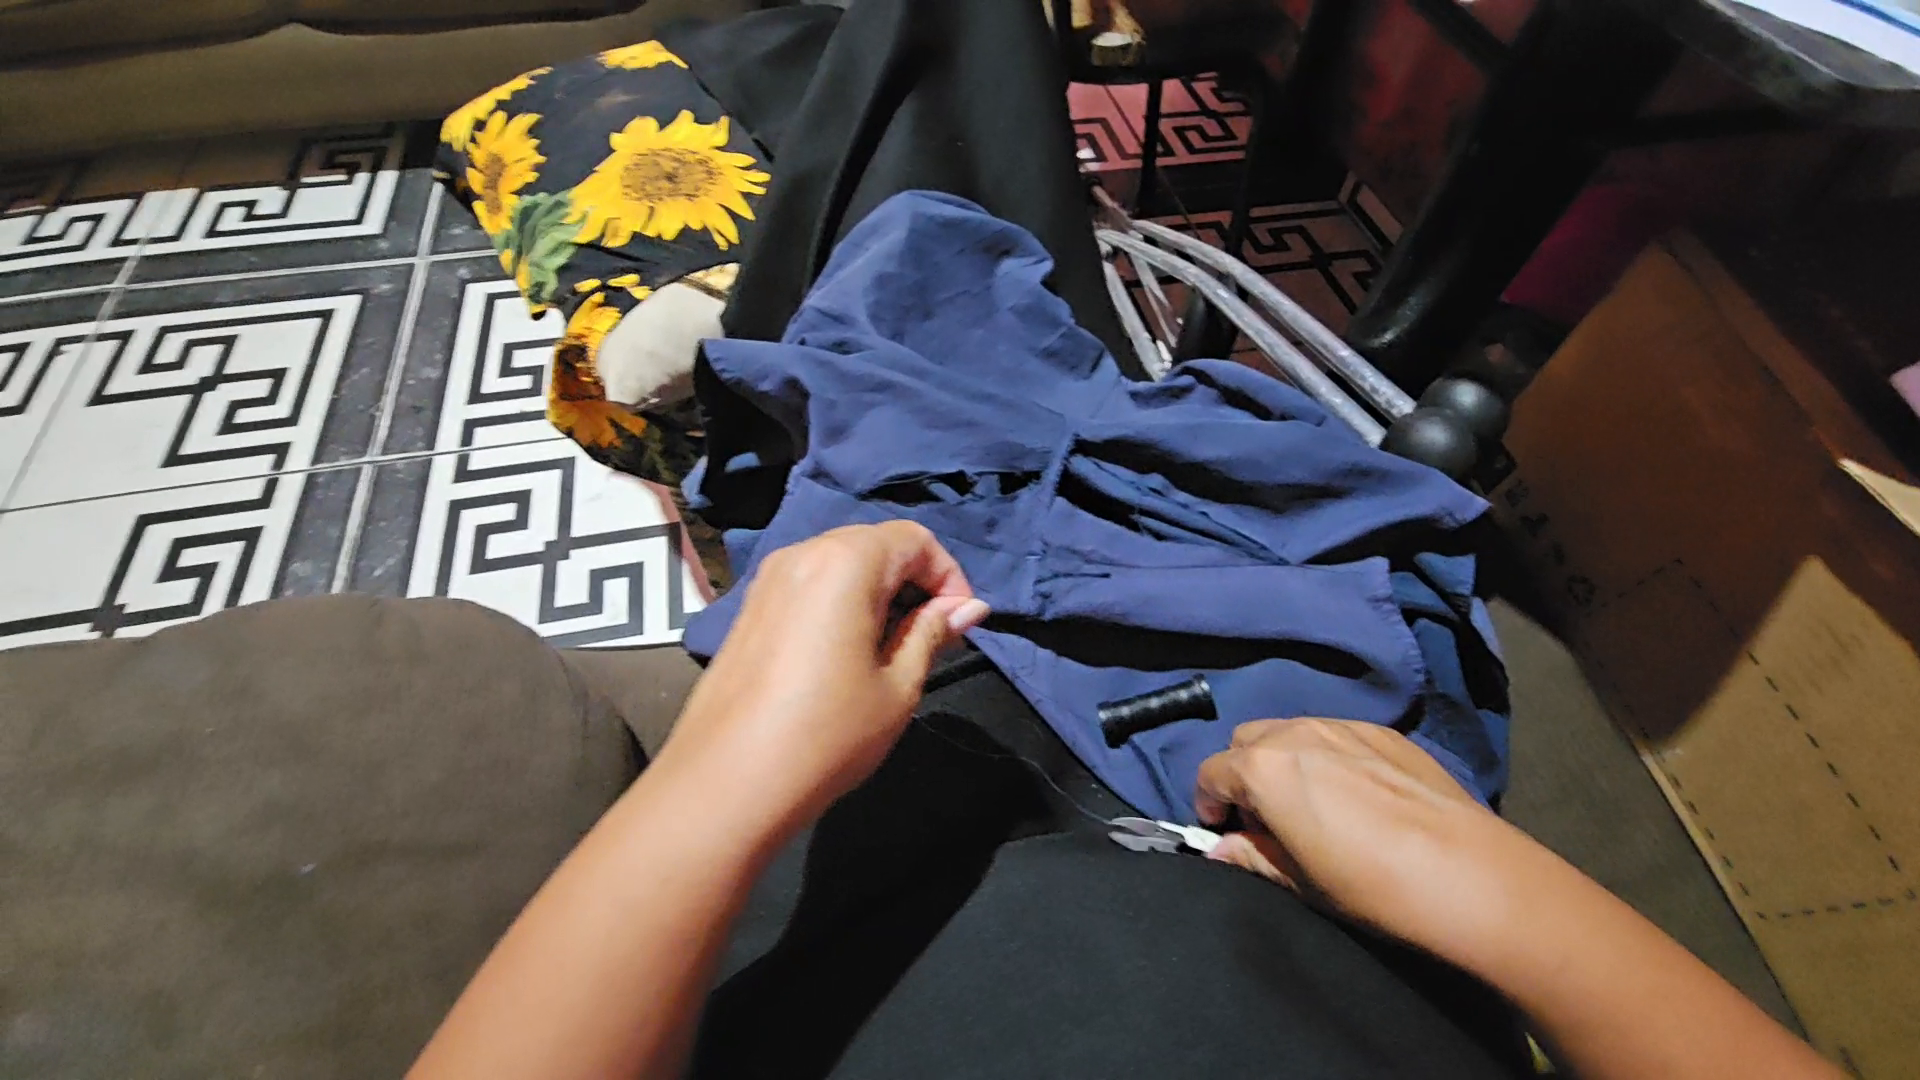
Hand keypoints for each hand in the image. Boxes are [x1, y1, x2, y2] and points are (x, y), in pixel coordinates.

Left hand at [659, 522, 989, 834]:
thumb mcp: (898, 685)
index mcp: (845, 562)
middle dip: (913, 580)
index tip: (959, 624)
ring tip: (890, 648)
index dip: (948, 576)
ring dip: (878, 591)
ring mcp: (769, 579)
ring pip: (841, 562)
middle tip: (929, 636)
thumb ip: (933, 632)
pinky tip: (846, 653)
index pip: (914, 540)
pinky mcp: (750, 606)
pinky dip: (842, 601)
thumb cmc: (827, 734)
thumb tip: (970, 607)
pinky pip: (811, 583)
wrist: (726, 783)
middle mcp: (803, 554)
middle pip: (875, 544)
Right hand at [1195, 717, 1519, 955]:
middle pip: (1245, 741)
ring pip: (1289, 731)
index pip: (1210, 773)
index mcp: (1262, 768)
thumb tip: (1218, 851)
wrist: (1471, 876)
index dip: (1209, 803)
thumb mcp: (1299, 881)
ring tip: (1313, 800)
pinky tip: (1358, 793)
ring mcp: (1339, 726)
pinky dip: (1326, 755)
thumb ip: (1250, 856)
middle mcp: (1293, 733)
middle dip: (1243, 772)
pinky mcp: (1381, 731)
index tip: (1225, 829)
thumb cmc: (1371, 885)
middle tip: (1267, 815)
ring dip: (1283, 759)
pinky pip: (1333, 734)